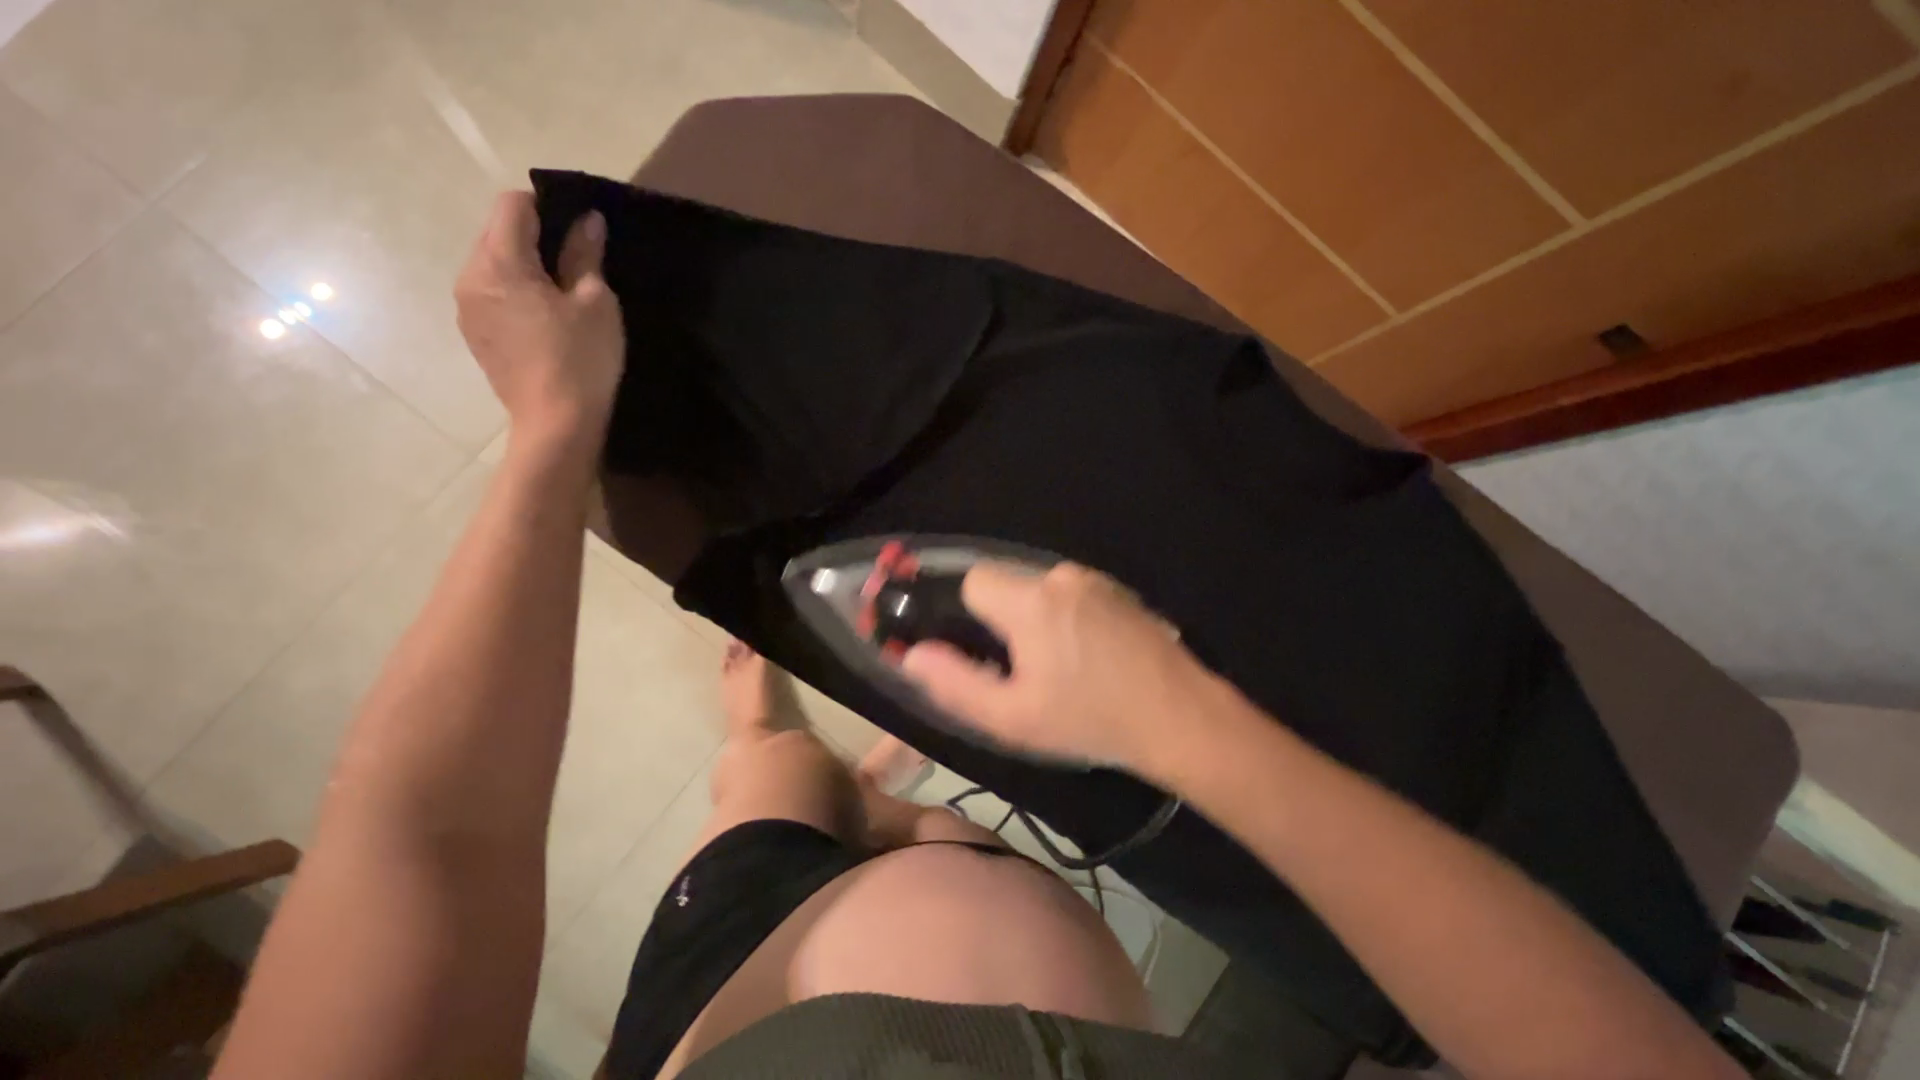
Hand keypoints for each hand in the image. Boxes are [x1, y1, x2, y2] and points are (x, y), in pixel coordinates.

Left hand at [455, 191, 623, 467]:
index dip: (549, 207)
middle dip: (535, 237)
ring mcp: (466, 308)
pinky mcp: (473, 334)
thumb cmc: (580, 359)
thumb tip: (586, 220)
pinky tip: (545, 321)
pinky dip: (515, 293)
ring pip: (494, 264)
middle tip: (578, 265)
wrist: (555, 425)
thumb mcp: (595, 302)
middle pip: (498, 233)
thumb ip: (585, 255)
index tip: (580, 232)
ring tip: (562, 295)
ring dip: (525, 267)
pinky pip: (491, 294)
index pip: (513, 205)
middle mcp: (469, 277)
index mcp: (498, 262)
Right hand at [900, 562, 1209, 769]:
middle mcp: (1061, 577)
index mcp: (1030, 601)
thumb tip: (911, 655)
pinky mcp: (1122, 593)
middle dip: (1003, 623)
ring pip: (1041, 592)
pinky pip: (1073, 597)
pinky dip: (1068, 621)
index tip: (980, 653)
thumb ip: (954, 683)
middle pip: (1007, 586)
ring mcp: (1097, 582)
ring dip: (1037, 622)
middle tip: (1022, 673)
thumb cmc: (1090, 721)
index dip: (965, 615)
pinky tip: (1090, 661)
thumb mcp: (1012, 718)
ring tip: (1062, 672)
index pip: (972, 580)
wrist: (1181, 717)